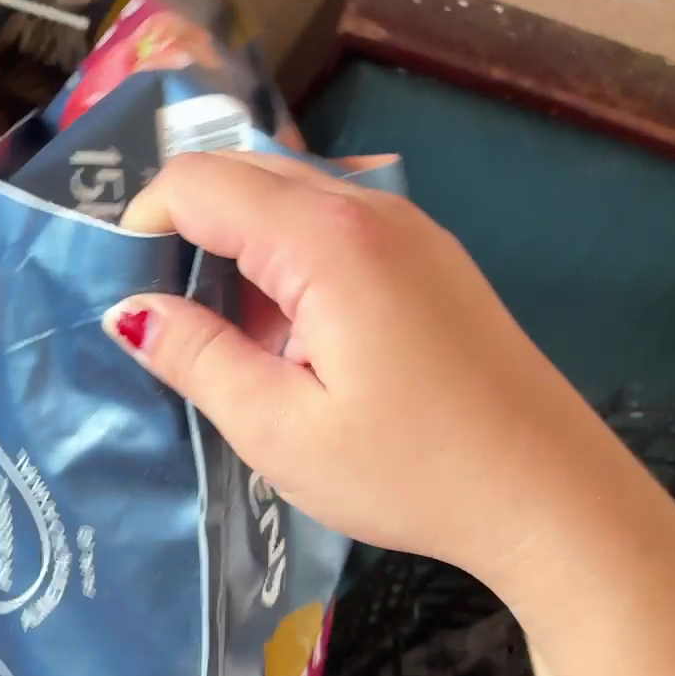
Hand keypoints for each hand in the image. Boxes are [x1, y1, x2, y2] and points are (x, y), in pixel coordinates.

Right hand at [99, 150, 623, 589]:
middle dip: (173, 228)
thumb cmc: (406, 469)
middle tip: (153, 311)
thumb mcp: (272, 424)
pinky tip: (266, 330)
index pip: (198, 182)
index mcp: (329, 241)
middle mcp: (370, 210)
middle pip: (236, 172)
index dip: (140, 226)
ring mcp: (401, 230)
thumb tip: (125, 309)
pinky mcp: (414, 259)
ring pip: (273, 195)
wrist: (553, 503)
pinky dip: (264, 258)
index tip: (122, 295)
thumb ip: (193, 354)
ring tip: (204, 327)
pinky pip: (313, 225)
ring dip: (218, 245)